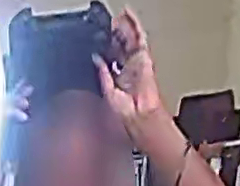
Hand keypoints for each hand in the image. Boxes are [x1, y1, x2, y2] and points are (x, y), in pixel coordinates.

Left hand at [95, 9, 164, 127]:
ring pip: (129, 40)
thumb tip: (96, 59)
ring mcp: (137, 62)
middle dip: (115, 36)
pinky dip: (134, 25)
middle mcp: (128, 70)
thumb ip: (102, 74)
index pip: (112, 59)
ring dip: (123, 28)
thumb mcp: (108, 92)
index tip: (100, 41)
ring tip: (117, 17)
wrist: (139, 116)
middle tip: (108, 25)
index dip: (106, 49)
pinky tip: (128, 15)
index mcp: (119, 80)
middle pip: (121, 47)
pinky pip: (139, 37)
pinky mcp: (144, 57)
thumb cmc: (126, 113)